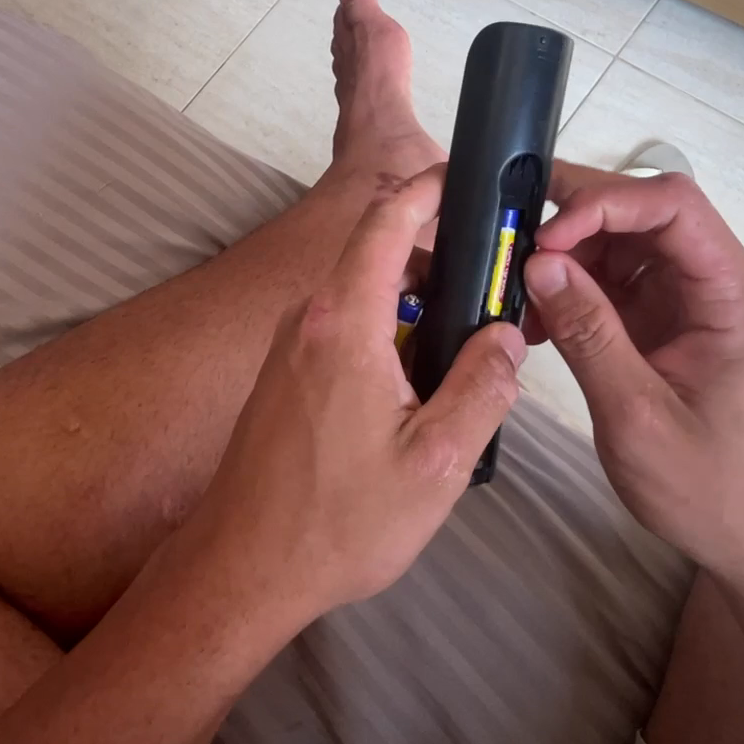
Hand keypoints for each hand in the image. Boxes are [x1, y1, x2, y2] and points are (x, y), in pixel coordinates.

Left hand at [180, 166, 526, 618]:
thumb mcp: (436, 462)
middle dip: (436, 254)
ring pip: (360, 291)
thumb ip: (481, 388)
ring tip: (463, 341)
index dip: (425, 187)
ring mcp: (288, 344)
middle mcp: (307, 317)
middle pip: (376, 252)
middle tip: (490, 285)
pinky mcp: (283, 372)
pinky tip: (416, 380)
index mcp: (343, 321)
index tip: (463, 176)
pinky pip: (341, 325)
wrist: (241, 566)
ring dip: (414, 298)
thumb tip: (502, 335)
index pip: (385, 220)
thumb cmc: (337, 520)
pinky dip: (385, 327)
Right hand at [521, 162, 743, 577]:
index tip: (544, 240)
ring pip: (621, 240)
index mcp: (734, 295)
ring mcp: (689, 298)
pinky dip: (569, 287)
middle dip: (575, 216)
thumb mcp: (637, 415)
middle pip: (646, 211)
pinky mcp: (664, 318)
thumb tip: (537, 262)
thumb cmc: (706, 487)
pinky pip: (612, 278)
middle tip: (509, 235)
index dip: (604, 203)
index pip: (674, 206)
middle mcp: (717, 282)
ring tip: (517, 288)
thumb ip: (588, 333)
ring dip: (565, 254)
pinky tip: (536, 319)